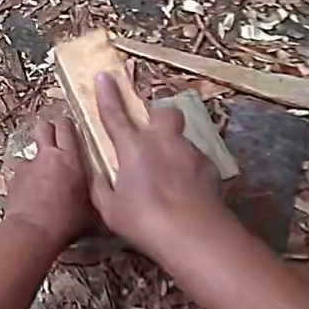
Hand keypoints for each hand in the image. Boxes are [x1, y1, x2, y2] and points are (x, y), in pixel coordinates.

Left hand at [3, 115, 94, 247]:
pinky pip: (18, 172)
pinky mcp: (12, 180)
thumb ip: (97, 195)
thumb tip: (111, 201)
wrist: (33, 232)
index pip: (66, 127)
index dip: (67, 124)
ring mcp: (27, 166)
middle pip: (43, 127)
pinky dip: (23, 177)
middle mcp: (48, 156)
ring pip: (29, 150)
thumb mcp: (92, 208)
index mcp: (71, 157)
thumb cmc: (67, 221)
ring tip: (40, 172)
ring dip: (34, 158)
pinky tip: (27, 189)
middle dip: (47, 130)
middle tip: (54, 140)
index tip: (70, 127)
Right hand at [88, 73, 226, 259]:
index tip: (105, 76)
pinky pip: (196, 160)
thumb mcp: (110, 210)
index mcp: (133, 147)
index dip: (107, 94)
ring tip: (170, 176)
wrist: (192, 232)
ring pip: (181, 138)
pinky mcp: (209, 165)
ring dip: (174, 149)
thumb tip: (99, 176)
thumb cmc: (144, 221)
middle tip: (151, 136)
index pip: (114, 114)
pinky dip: (189, 170)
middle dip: (158, 117)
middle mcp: (162, 141)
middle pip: (163, 112)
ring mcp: (189, 151)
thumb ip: (102, 188)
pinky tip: (186, 191)